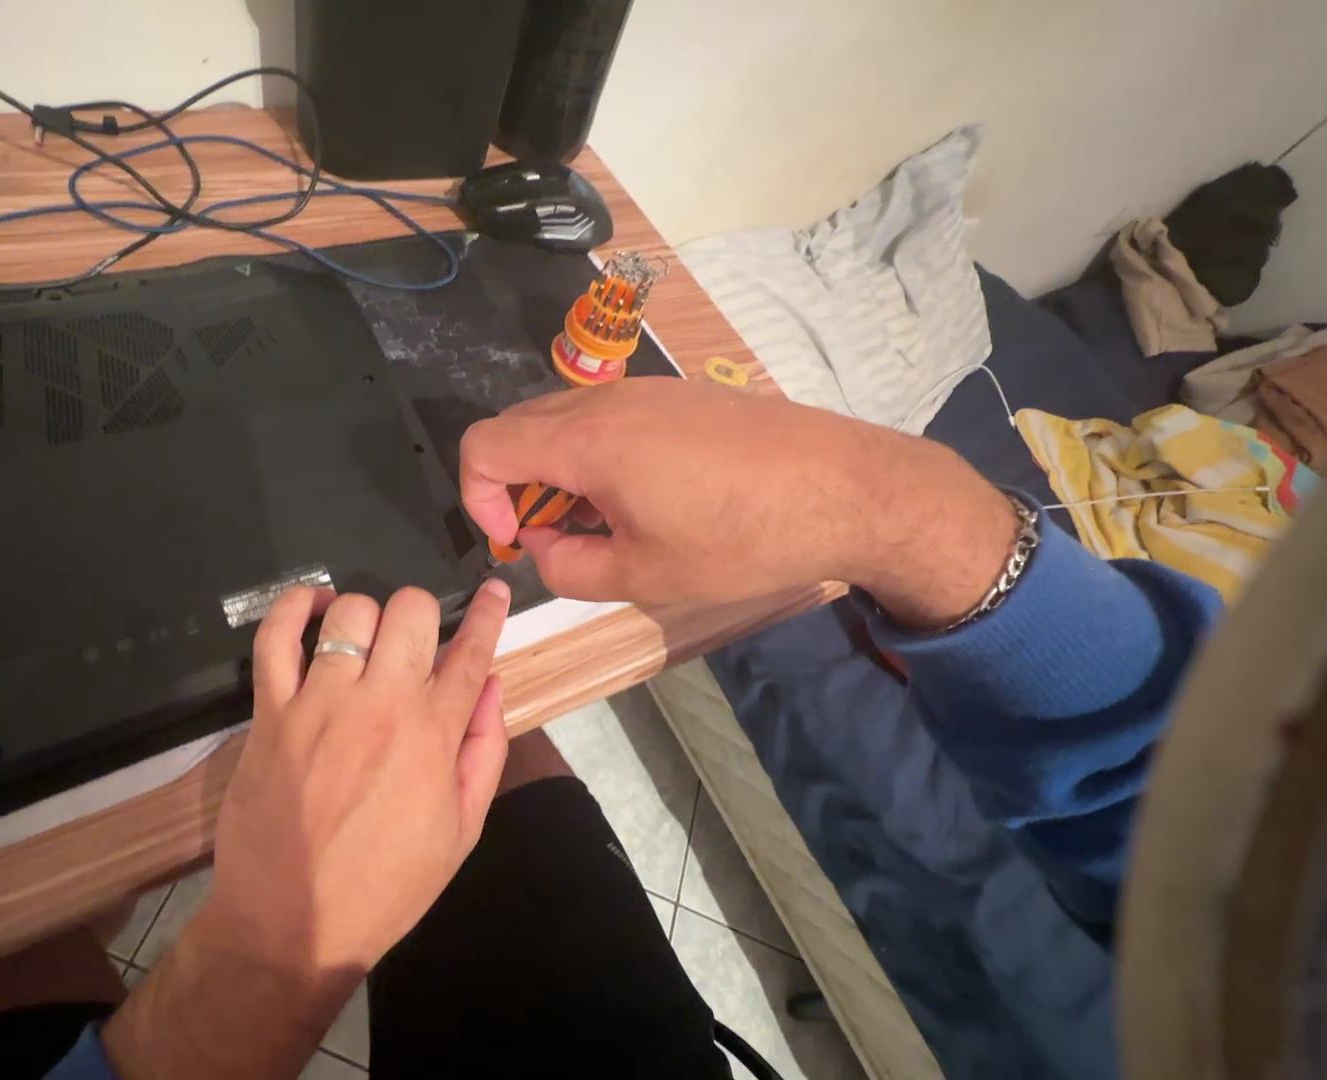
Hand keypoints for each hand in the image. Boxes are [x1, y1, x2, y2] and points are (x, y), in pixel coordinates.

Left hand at [104, 580, 510, 1078]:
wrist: (293, 926)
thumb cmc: (388, 884)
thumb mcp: (463, 830)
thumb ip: (485, 749)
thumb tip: (492, 684)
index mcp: (434, 733)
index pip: (472, 651)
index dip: (489, 613)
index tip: (494, 589)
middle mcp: (383, 704)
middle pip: (412, 611)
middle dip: (423, 612)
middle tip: (415, 641)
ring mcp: (322, 703)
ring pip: (351, 613)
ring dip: (367, 615)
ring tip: (364, 641)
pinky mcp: (271, 711)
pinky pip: (275, 636)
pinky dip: (294, 607)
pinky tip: (314, 608)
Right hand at [459, 376, 1017, 627]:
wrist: (848, 487)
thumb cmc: (741, 538)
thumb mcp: (643, 576)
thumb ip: (566, 566)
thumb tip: (542, 543)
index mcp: (585, 440)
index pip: (482, 446)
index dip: (478, 499)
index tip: (517, 541)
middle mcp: (605, 400)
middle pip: (518, 430)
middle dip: (517, 489)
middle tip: (559, 539)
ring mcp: (645, 390)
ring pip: (562, 423)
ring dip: (558, 474)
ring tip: (608, 523)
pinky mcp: (678, 394)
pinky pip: (606, 418)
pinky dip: (596, 457)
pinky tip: (648, 497)